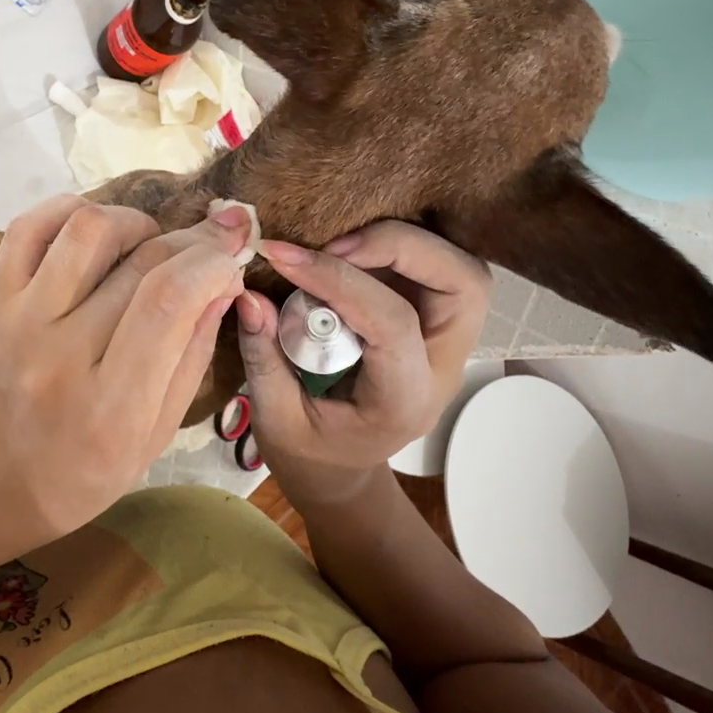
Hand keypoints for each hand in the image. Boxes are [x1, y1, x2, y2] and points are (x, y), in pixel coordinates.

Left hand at [0, 195, 250, 564]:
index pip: (169, 299)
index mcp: (111, 404)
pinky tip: (99, 231)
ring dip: (134, 221)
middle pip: (139, 262)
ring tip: (149, 244)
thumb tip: (225, 277)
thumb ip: (194, 353)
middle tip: (213, 241)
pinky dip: (70, 209)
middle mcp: (60, 353)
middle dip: (192, 241)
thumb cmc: (87, 469)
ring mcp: (18, 319)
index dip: (211, 262)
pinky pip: (29, 226)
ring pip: (85, 229)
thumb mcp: (158, 434)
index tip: (233, 256)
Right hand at [240, 222, 491, 506]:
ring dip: (404, 243)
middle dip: (400, 246)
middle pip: (463, 285)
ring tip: (339, 245)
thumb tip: (249, 295)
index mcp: (404, 399)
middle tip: (332, 244)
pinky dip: (399, 248)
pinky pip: (437, 271)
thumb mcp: (275, 418)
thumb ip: (264, 357)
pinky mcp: (434, 325)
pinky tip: (349, 250)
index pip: (392, 323)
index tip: (281, 257)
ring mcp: (447, 344)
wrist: (340, 469)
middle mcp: (442, 367)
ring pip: (461, 271)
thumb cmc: (308, 451)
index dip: (337, 280)